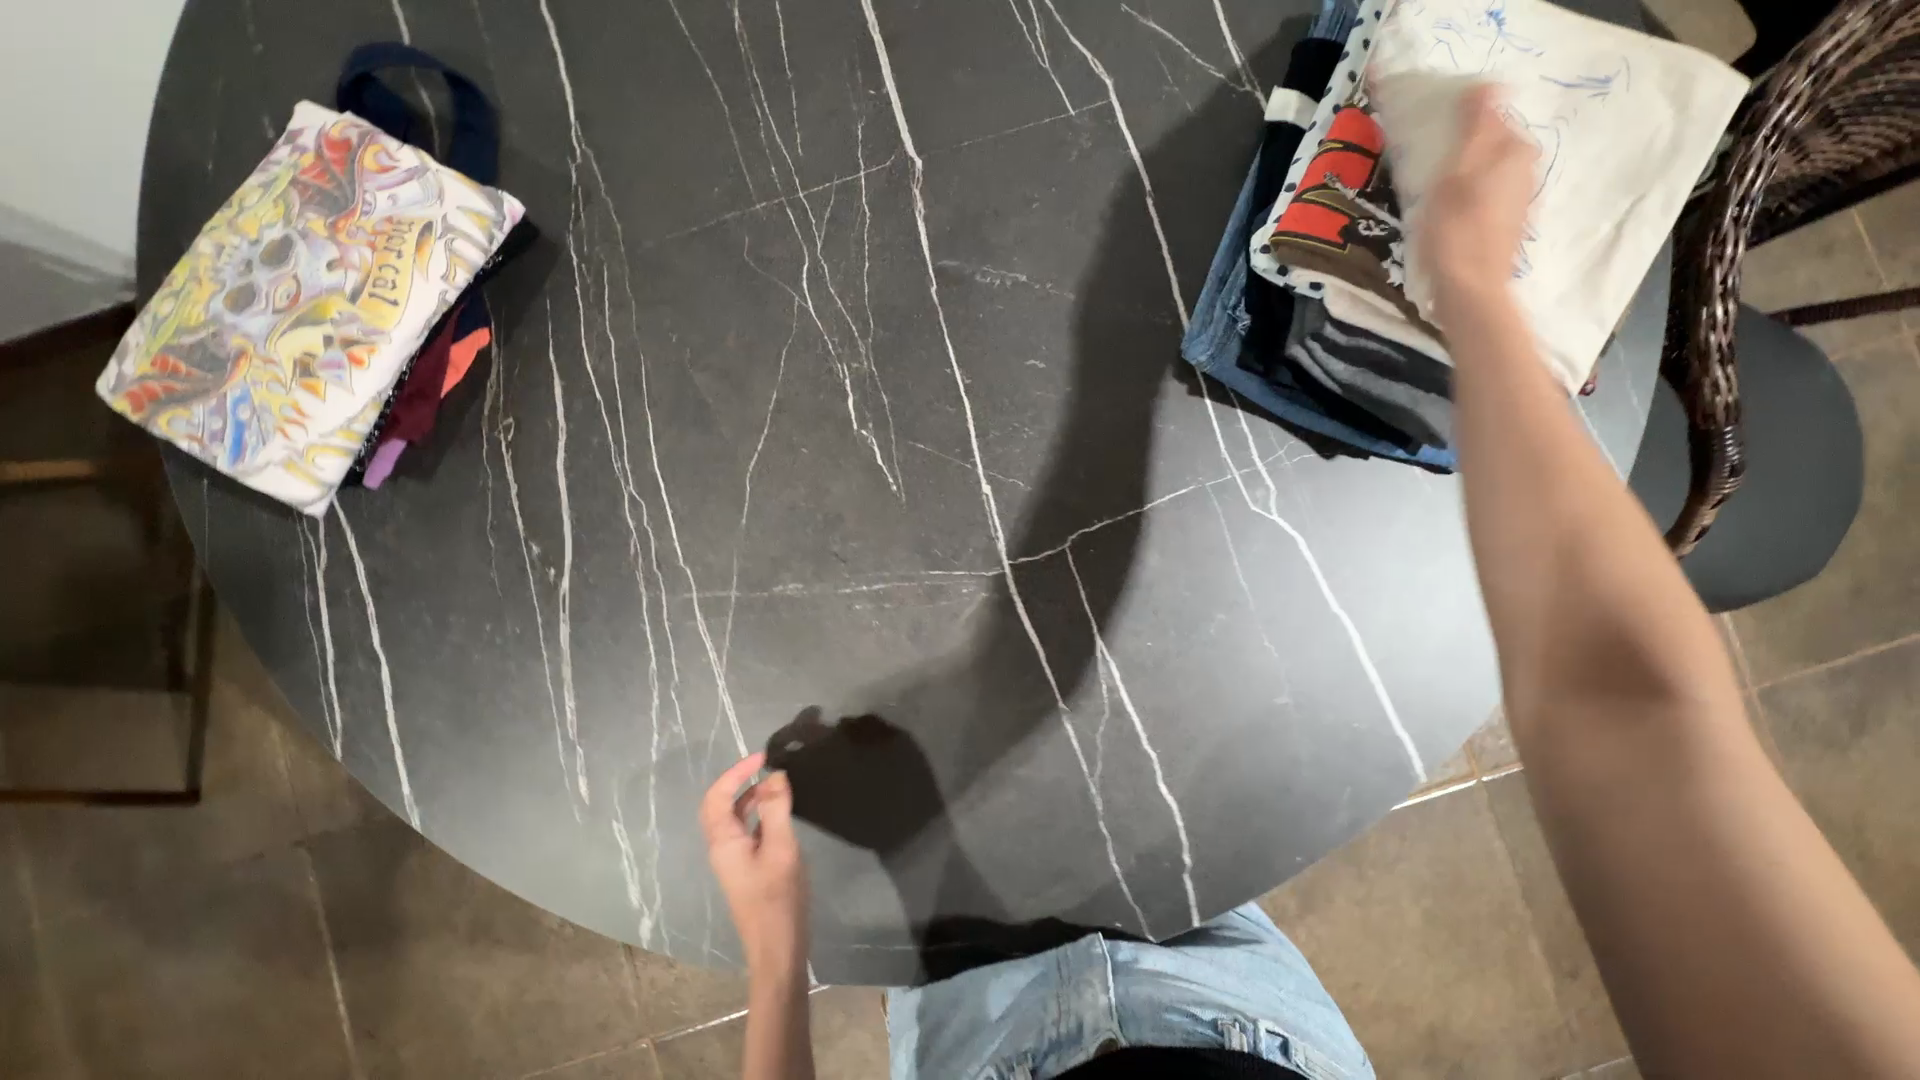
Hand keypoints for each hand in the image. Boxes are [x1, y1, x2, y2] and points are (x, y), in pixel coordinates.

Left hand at [702, 753, 808, 976]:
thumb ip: (777, 809)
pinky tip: (783, 814)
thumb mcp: (781, 848)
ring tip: (780, 785)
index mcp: (723, 841)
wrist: (777, 948)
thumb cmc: (777, 898)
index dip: (736, 772)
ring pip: (736, 819)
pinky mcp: (749, 869)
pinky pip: (749, 831)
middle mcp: (723, 848)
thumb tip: (776, 775)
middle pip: (722, 806)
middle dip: (741, 782)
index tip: (763, 757)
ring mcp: (735, 860)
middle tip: (769, 767)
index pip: (718, 796)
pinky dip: (761, 815)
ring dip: (752, 797)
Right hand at [1418, 84, 1538, 311]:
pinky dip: (1471, 193)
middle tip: (1428, 157)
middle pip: (1492, 143)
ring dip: (1466, 170)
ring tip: (1435, 184)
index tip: (1430, 130)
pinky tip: (1451, 210)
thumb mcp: (1455, 174)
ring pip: (1490, 169)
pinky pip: (1489, 193)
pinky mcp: (1511, 222)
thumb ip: (1475, 128)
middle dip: (1464, 145)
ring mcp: (1521, 197)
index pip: (1490, 115)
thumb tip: (1488, 84)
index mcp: (1515, 149)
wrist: (1470, 289)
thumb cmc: (1455, 231)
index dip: (1458, 119)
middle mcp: (1527, 167)